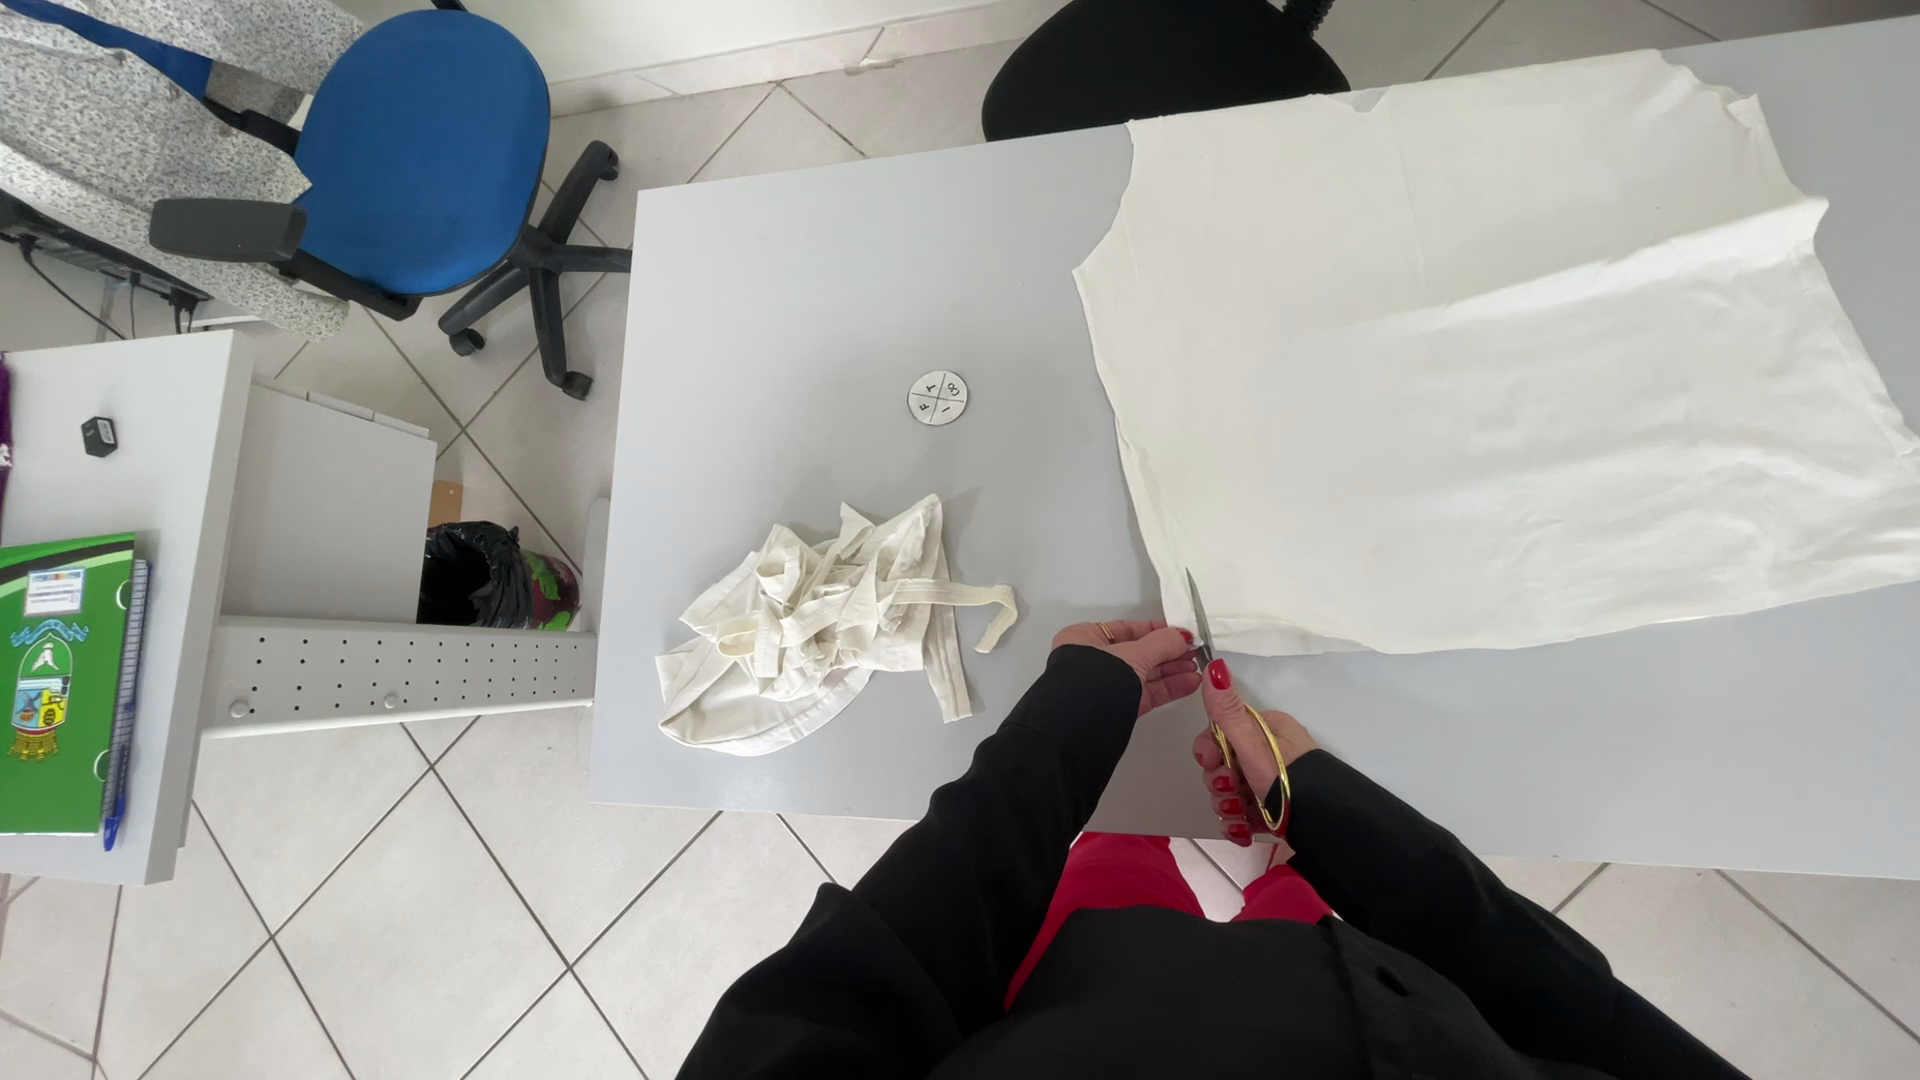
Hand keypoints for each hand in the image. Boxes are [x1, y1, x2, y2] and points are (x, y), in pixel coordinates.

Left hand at [1052, 618, 1202, 716]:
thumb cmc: (1091, 686)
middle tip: (1193, 649)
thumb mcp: (1133, 655)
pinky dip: (1169, 688)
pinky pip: (1147, 693)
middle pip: (1138, 652)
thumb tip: (1180, 636)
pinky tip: (1189, 682)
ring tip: (1196, 666)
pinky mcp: (1119, 708)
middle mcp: (1092, 662)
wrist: (1082, 727)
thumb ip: (1161, 644)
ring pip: (1144, 674)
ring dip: (1172, 670)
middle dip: (1168, 652)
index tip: (1178, 631)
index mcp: (1084, 639)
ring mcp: (1106, 687)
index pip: (1126, 629)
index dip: (1155, 629)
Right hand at [1191, 657, 1319, 845]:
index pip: (1220, 732)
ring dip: (1226, 806)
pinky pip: (1242, 814)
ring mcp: (1270, 784)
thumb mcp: (1253, 744)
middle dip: (1219, 783)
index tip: (1210, 762)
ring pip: (1229, 791)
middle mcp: (1268, 752)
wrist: (1325, 829)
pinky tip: (1243, 830)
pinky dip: (1238, 823)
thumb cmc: (1289, 781)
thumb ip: (1227, 710)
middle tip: (1231, 793)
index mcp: (1266, 729)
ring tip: (1239, 816)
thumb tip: (1213, 664)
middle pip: (1222, 764)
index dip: (1208, 750)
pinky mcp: (1273, 811)